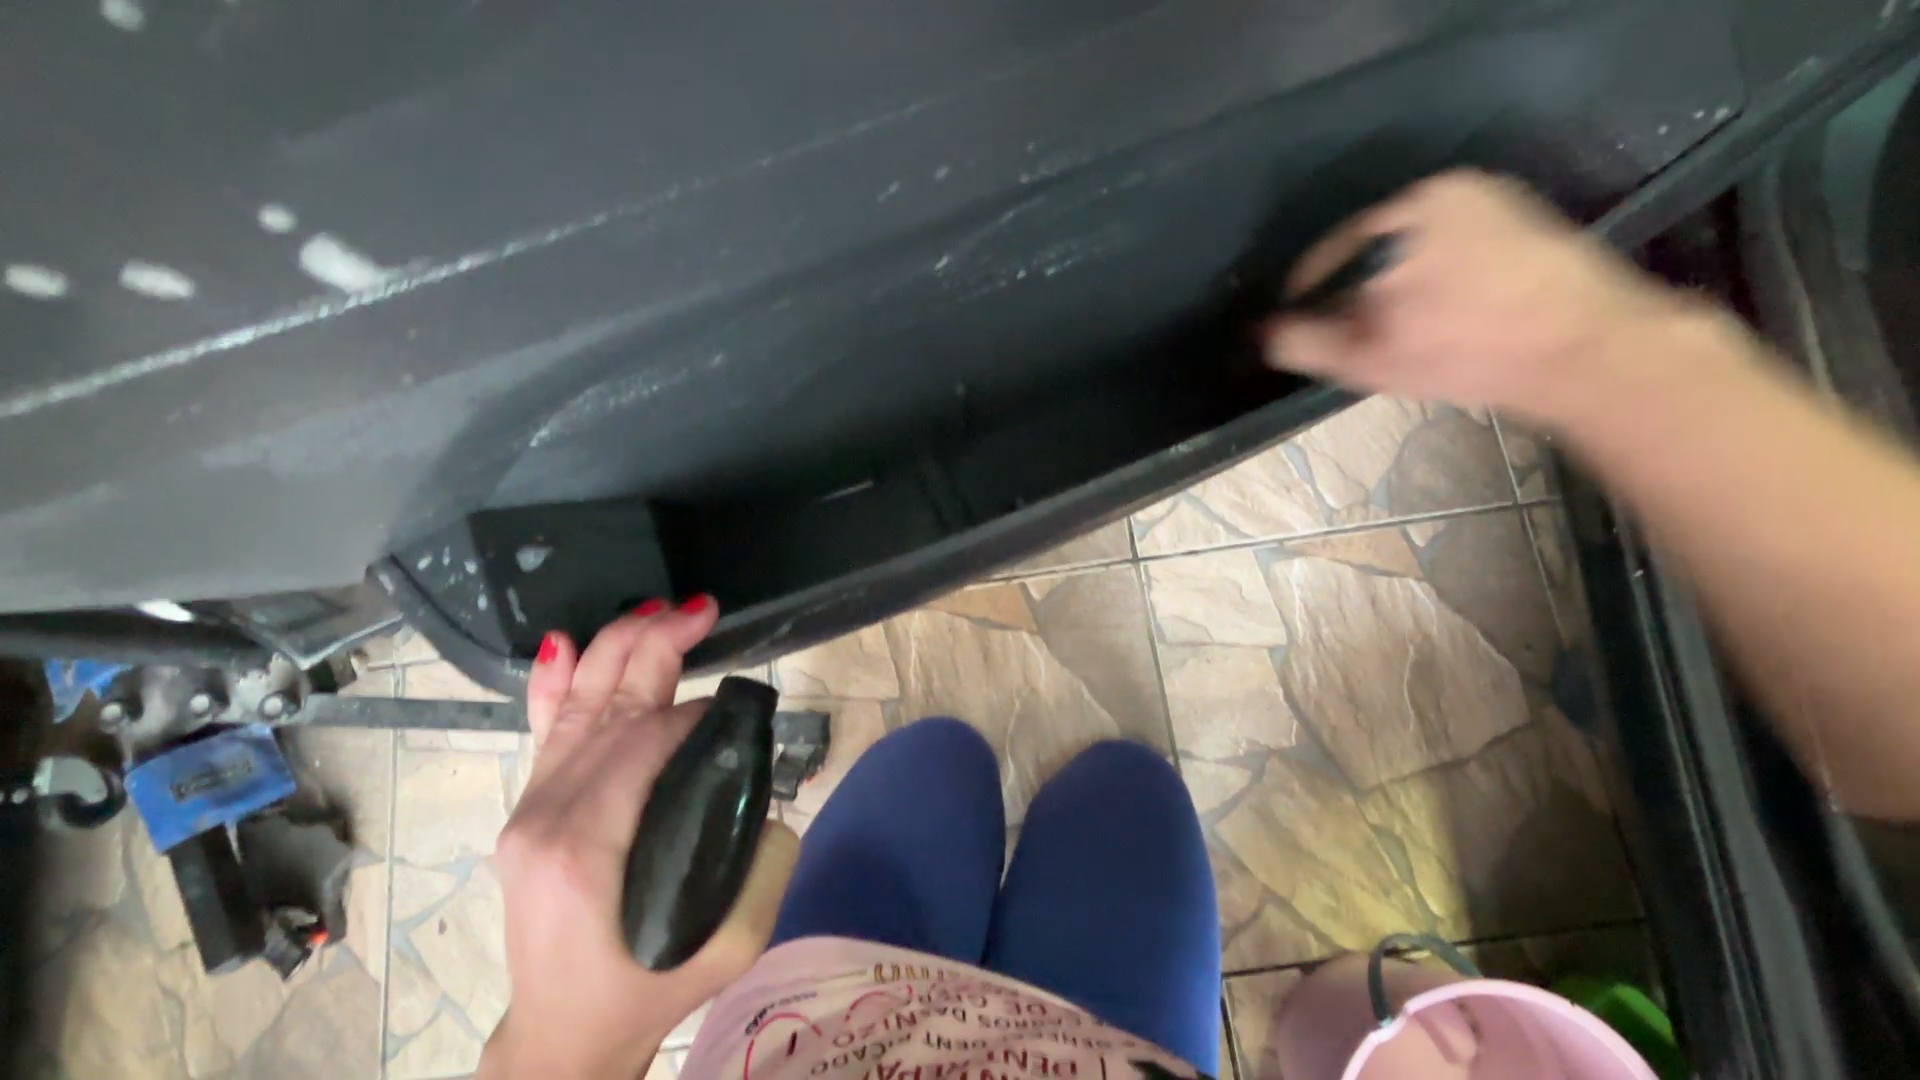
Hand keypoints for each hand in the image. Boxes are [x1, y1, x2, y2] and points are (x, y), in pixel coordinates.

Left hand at [480, 599, 799, 1079]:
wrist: (562, 1036)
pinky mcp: (527, 809)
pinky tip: (568, 643)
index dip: (695, 710)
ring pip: (577, 707)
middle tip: (702, 610)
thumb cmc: (645, 993)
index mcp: (586, 845)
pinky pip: (547, 730)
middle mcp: (546, 814)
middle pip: (608, 708)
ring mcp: (528, 808)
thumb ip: (760, 863)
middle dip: (656, 648)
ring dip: (620, 649)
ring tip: (662, 610)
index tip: (736, 704)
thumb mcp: (729, 944)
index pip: (646, 742)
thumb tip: (763, 791)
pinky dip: (558, 682)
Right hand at [1264, 169, 1694, 422]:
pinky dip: (1433, 263)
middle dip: (1354, 289)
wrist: (1586, 347)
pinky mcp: (1509, 205)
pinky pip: (1444, 234)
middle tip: (1366, 334)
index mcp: (1390, 226)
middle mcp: (1430, 195)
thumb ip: (1305, 342)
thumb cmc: (1468, 356)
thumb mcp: (1370, 361)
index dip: (1307, 304)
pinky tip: (1451, 302)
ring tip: (1412, 322)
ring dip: (1392, 276)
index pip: (1318, 263)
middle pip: (1361, 249)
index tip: (1313, 336)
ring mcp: (1475, 194)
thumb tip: (1262, 332)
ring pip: (1403, 241)